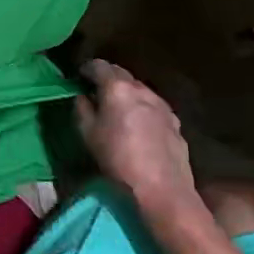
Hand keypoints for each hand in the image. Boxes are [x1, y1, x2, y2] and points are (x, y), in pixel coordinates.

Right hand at [75, 60, 197, 213]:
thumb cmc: (118, 159)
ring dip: (126, 93)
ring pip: (139, 89)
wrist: (162, 187)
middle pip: (121, 74)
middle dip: (107, 78)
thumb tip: (82, 96)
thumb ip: (82, 109)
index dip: (87, 68)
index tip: (79, 76)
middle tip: (95, 90)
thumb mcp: (88, 134)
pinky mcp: (174, 121)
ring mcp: (162, 104)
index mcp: (117, 88)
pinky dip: (141, 107)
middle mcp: (142, 89)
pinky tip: (139, 124)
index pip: (99, 66)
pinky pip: (153, 105)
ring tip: (117, 107)